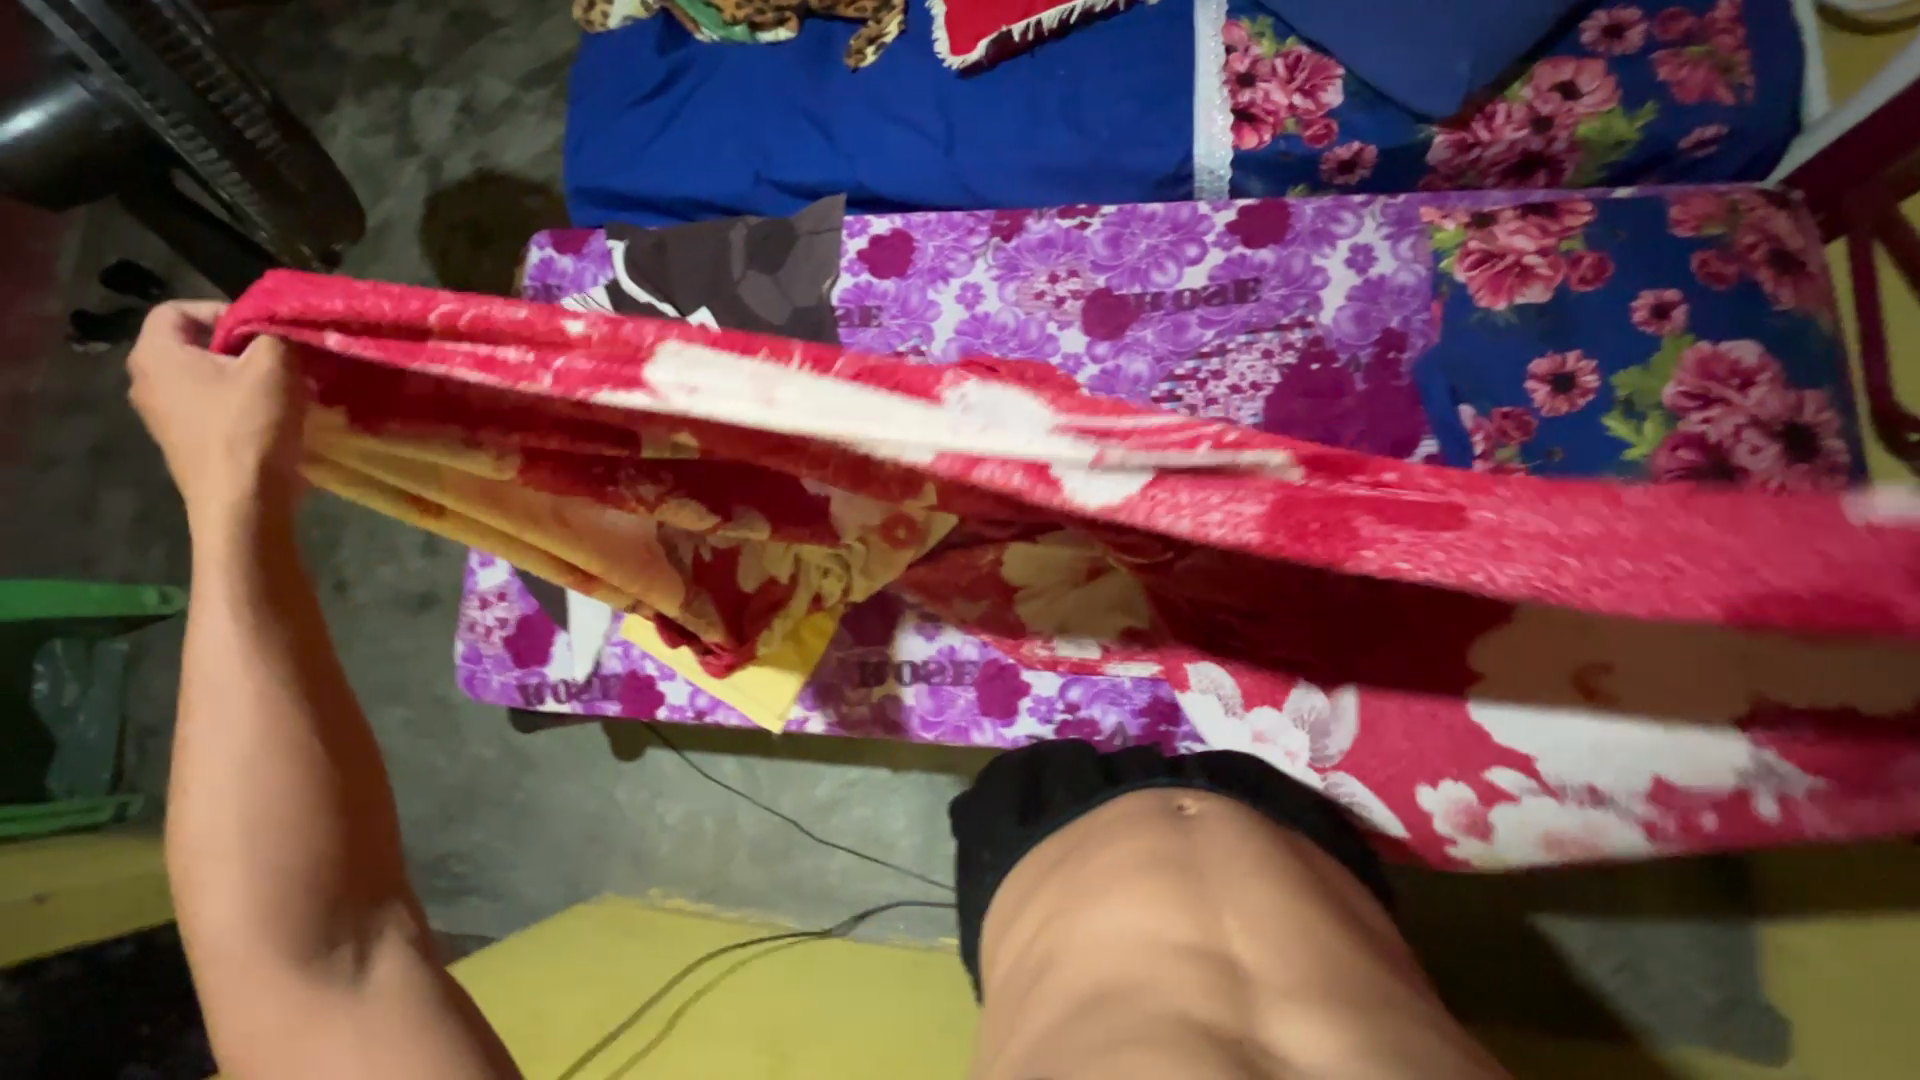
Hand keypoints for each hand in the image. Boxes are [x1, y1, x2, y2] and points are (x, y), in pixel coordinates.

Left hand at [128, 301, 304, 527]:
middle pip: (196, 346)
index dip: (225, 311)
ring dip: (248, 379)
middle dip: (243, 348)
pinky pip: (213, 408)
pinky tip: (276, 420)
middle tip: (286, 361)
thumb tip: (282, 326)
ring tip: (288, 392)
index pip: (178, 309)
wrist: (243, 500)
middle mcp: (146, 381)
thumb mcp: (275, 367)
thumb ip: (277, 334)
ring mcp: (162, 415)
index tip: (268, 331)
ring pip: (208, 379)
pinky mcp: (185, 442)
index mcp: (155, 354)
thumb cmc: (251, 426)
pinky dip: (244, 406)